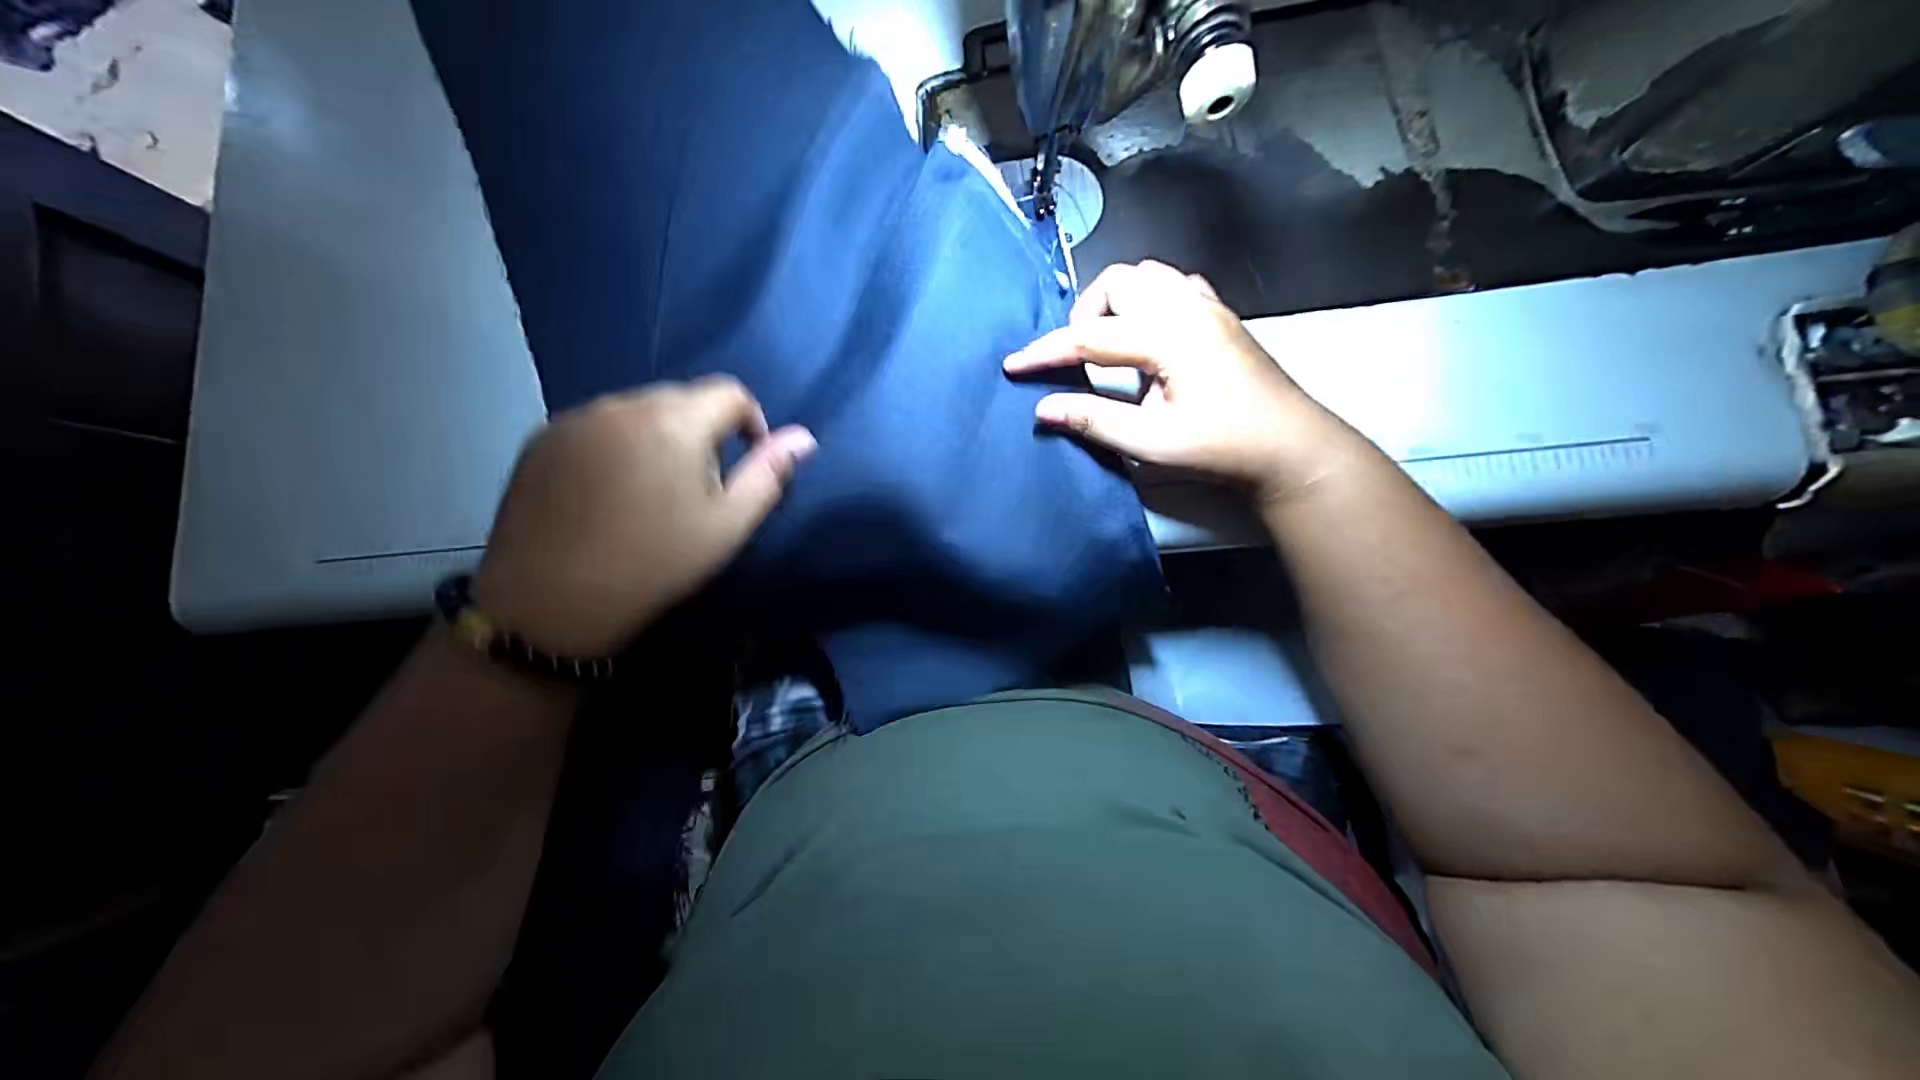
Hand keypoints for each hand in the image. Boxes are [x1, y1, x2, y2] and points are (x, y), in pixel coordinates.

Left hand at [475, 376, 815, 656]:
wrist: (550, 603)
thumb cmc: (654, 564)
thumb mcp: (727, 526)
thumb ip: (769, 474)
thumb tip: (804, 437)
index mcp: (673, 421)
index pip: (729, 392)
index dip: (750, 422)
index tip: (745, 463)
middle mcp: (622, 404)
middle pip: (682, 399)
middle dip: (703, 432)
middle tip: (697, 489)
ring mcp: (575, 419)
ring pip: (638, 412)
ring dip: (658, 438)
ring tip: (650, 494)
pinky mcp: (542, 440)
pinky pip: (598, 427)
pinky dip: (617, 447)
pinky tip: (608, 495)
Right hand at [1003, 260, 1367, 500]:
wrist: (1290, 446)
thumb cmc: (1223, 446)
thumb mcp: (1152, 442)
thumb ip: (1094, 420)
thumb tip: (1043, 408)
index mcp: (1168, 335)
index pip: (1088, 336)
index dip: (1045, 352)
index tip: (1013, 365)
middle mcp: (1187, 307)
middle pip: (1118, 283)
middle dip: (1086, 314)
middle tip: (1078, 357)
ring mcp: (1208, 306)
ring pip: (1146, 276)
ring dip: (1117, 303)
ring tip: (1109, 345)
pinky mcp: (1220, 315)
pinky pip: (1174, 286)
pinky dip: (1148, 301)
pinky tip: (1148, 337)